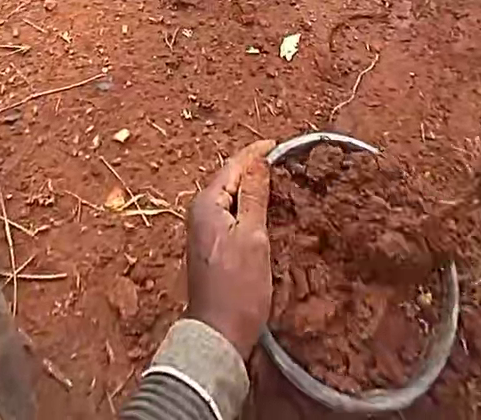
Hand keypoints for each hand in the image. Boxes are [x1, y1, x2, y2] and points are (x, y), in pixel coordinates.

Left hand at [186, 140, 275, 356]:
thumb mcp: (252, 236)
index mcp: (206, 204)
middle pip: (229, 178)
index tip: (277, 144)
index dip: (255, 153)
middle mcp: (199, 211)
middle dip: (253, 167)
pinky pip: (228, 211)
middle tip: (281, 159)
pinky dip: (245, 204)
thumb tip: (259, 160)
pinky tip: (262, 207)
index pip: (233, 166)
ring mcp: (202, 228)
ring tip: (276, 178)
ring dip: (250, 186)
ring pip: (229, 195)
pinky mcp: (209, 243)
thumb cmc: (238, 288)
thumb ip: (254, 195)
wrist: (218, 335)